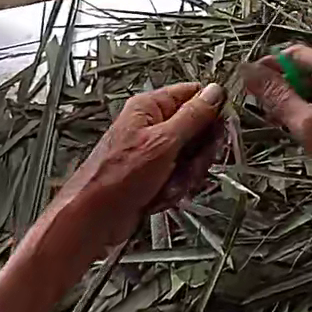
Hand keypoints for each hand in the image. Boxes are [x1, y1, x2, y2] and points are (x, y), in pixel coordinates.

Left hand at [50, 82, 227, 250]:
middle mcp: (152, 126)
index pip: (194, 94)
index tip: (218, 130)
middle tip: (189, 163)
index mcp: (150, 107)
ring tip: (169, 183)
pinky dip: (177, 188)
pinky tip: (162, 194)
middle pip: (199, 129)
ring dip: (187, 175)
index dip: (212, 112)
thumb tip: (215, 92)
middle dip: (198, 153)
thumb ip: (193, 115)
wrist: (93, 220)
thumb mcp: (163, 142)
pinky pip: (182, 177)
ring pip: (193, 157)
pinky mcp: (156, 174)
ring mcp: (155, 151)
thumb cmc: (114, 179)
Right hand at [243, 45, 311, 223]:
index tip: (252, 85)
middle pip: (303, 69)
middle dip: (282, 87)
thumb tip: (248, 71)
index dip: (270, 66)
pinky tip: (304, 131)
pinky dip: (310, 109)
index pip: (294, 53)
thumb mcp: (305, 123)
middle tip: (268, 111)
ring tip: (285, 124)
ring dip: (294, 101)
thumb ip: (276, 95)